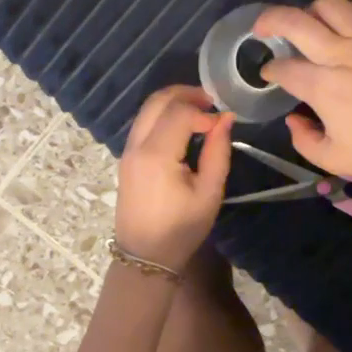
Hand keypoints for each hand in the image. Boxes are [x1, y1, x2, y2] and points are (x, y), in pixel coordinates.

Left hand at [114, 85, 234, 271]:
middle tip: (211, 102)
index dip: (205, 112)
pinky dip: (162, 116)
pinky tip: (183, 128)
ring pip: (147, 110)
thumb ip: (218, 152)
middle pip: (157, 101)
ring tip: (199, 112)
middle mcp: (136, 146)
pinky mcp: (126, 159)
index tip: (222, 125)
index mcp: (156, 154)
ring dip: (172, 103)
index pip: (180, 112)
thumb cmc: (181, 229)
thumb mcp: (209, 193)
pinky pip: (143, 125)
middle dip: (186, 94)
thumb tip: (225, 119)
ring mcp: (127, 151)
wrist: (146, 256)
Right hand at [254, 0, 351, 180]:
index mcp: (325, 87)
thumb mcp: (336, 161)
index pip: (284, 68)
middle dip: (270, 21)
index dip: (270, 71)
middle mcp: (342, 54)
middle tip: (263, 29)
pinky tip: (346, 26)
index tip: (269, 76)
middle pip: (295, 21)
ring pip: (328, 3)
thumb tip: (293, 119)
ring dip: (311, 11)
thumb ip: (304, 142)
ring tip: (310, 26)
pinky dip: (348, 10)